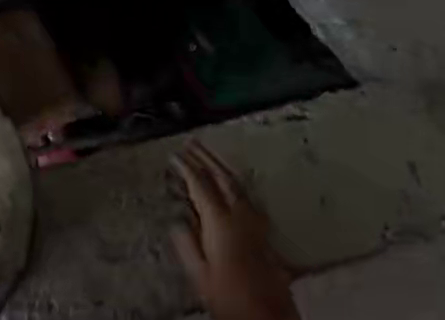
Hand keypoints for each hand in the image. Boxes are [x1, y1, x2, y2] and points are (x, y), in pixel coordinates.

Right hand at [170, 141, 299, 319]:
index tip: (175, 155)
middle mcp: (240, 215)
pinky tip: (233, 183)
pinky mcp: (265, 232)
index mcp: (220, 221)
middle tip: (191, 142)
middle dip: (204, 156)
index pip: (200, 183)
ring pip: (236, 182)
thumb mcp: (200, 275)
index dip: (186, 166)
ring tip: (208, 153)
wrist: (270, 319)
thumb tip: (178, 222)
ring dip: (220, 165)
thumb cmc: (233, 300)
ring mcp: (255, 222)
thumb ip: (187, 244)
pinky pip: (247, 195)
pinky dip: (235, 182)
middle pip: (220, 175)